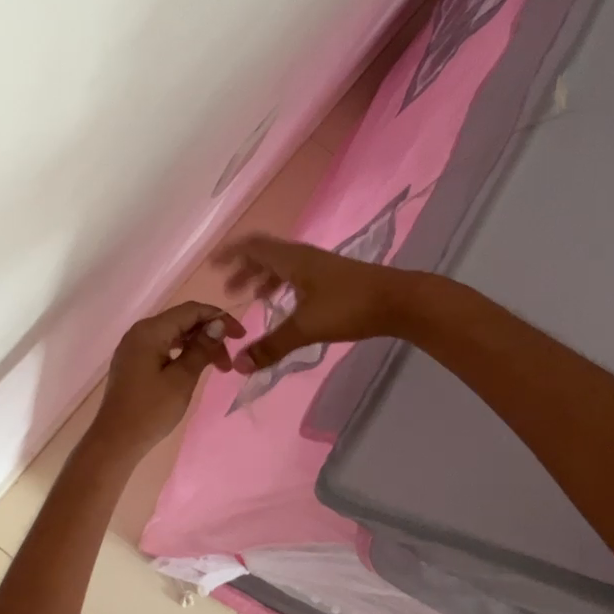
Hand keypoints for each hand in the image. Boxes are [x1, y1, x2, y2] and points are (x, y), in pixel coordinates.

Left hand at [90, 302, 245, 456]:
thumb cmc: (151, 409)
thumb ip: (201, 349)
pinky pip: (163, 347)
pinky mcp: (133, 362)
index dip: (219, 318)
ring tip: (218, 368)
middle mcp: (139, 332)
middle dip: (209, 335)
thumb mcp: (182, 378)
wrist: (116, 439)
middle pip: (182, 321)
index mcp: (150, 330)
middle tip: (228, 363)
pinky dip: (182, 353)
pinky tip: (195, 368)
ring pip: (173, 335)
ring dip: (198, 346)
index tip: (241, 336)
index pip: (191, 310)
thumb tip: (217, 324)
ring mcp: (134, 347)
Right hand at [213, 233, 409, 373]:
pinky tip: (286, 304)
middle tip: (229, 291)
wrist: (401, 302)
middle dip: (244, 271)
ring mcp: (320, 266)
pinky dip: (282, 285)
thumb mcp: (305, 328)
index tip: (212, 265)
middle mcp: (303, 257)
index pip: (252, 248)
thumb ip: (271, 347)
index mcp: (291, 260)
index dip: (230, 254)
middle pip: (265, 256)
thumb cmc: (350, 307)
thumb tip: (238, 365)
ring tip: (253, 298)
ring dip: (263, 278)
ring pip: (282, 265)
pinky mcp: (333, 278)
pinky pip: (297, 274)